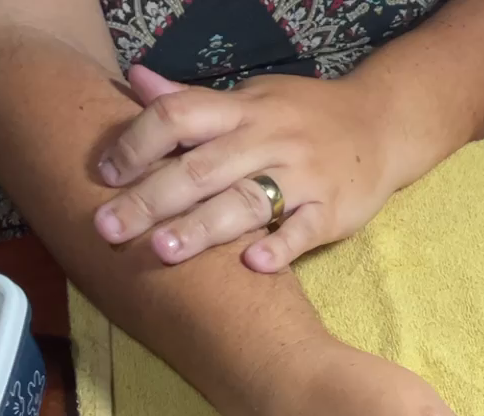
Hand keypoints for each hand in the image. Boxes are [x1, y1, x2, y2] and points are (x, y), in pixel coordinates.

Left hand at [94, 66, 402, 271]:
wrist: (381, 126)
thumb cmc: (305, 118)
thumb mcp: (253, 100)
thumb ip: (195, 101)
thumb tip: (137, 81)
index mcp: (242, 109)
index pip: (179, 116)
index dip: (136, 143)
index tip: (103, 176)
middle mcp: (268, 138)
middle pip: (201, 167)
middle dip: (151, 199)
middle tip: (109, 229)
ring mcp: (303, 175)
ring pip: (246, 200)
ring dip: (203, 227)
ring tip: (164, 252)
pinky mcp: (332, 210)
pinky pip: (303, 229)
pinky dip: (279, 246)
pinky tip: (252, 265)